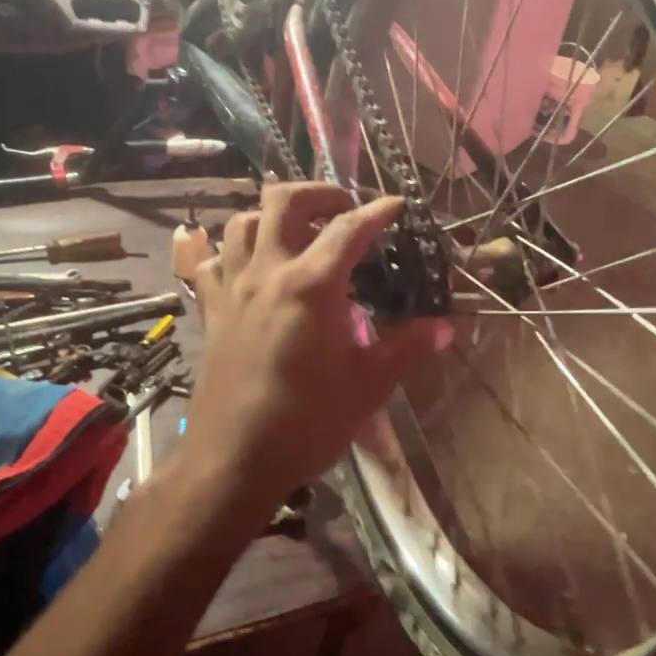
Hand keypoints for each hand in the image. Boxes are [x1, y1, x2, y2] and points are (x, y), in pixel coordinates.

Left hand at [185, 182, 450, 508]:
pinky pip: (213, 260)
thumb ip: (407, 346)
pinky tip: (252, 267)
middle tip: (344, 209)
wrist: (233, 461)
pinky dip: (233, 250)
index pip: (349, 227)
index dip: (378, 211)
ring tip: (299, 231)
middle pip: (284, 201)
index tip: (398, 205)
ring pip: (242, 221)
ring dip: (272, 215)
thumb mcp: (369, 384)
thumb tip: (445, 326)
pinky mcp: (211, 310)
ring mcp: (233, 288)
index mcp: (312, 284)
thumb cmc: (308, 422)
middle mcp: (268, 271)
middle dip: (319, 193)